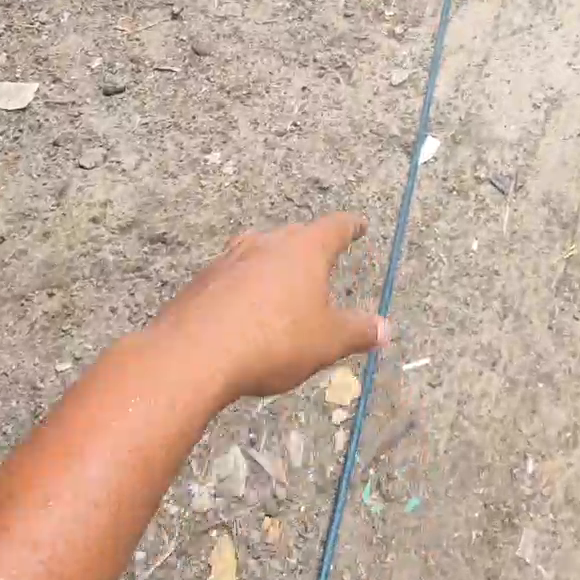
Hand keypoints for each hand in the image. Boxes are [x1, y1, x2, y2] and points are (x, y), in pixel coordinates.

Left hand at [154, 212, 388, 400]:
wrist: (193, 355)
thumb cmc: (274, 340)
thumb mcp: (328, 341)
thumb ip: (358, 331)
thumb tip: (386, 328)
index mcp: (304, 249)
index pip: (335, 227)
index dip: (351, 226)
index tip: (359, 224)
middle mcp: (267, 244)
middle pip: (295, 236)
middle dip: (311, 245)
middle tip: (322, 256)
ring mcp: (230, 259)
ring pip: (259, 252)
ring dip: (274, 265)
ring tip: (283, 284)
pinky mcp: (202, 282)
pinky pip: (233, 277)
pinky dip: (245, 287)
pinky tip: (245, 311)